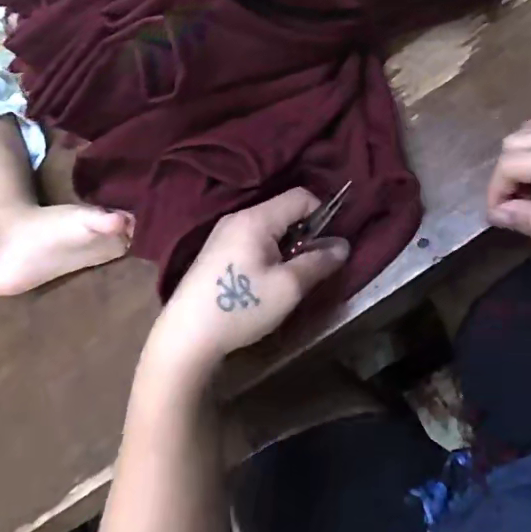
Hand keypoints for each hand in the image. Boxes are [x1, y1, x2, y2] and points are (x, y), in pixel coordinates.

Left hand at [143, 189, 350, 383]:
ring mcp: (222, 233)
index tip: (325, 248)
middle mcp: (237, 217)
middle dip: (304, 234)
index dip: (322, 216)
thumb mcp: (289, 287)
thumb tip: (343, 244)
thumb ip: (318, 262)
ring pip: (268, 227)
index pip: (301, 196)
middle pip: (283, 211)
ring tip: (286, 280)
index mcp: (255, 218)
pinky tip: (262, 283)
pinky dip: (267, 253)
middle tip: (308, 268)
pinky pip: (252, 239)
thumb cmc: (241, 307)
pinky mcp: (215, 251)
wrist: (187, 335)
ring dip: (286, 246)